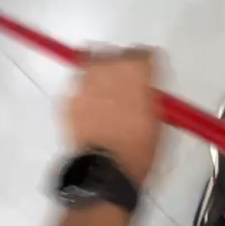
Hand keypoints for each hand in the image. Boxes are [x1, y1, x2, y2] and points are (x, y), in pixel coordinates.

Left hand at [64, 49, 162, 187]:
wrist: (106, 172)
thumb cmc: (138, 149)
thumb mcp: (158, 120)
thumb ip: (150, 95)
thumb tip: (144, 86)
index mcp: (136, 72)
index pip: (142, 53)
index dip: (145, 64)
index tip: (146, 75)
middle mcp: (107, 70)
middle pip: (112, 53)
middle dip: (118, 65)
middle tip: (123, 83)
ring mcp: (83, 83)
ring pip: (90, 66)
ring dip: (99, 76)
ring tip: (104, 98)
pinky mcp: (66, 99)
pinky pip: (77, 89)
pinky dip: (84, 95)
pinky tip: (91, 114)